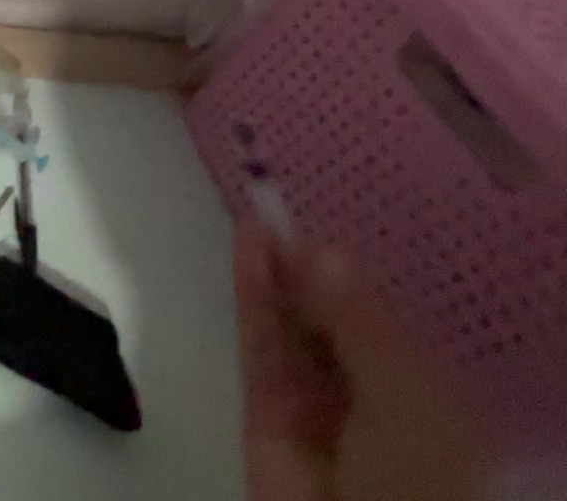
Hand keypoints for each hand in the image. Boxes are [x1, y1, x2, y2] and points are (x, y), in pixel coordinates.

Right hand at [235, 224, 482, 500]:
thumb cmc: (414, 482)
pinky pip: (259, 338)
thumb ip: (362, 326)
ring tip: (260, 216)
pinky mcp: (263, 400)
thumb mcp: (407, 403)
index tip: (336, 222)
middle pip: (338, 319)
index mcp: (433, 402)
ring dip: (276, 271)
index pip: (396, 326)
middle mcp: (376, 395)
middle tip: (287, 209)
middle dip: (314, 269)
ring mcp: (316, 398)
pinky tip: (249, 252)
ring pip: (294, 323)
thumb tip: (322, 250)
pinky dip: (252, 293)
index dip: (365, 278)